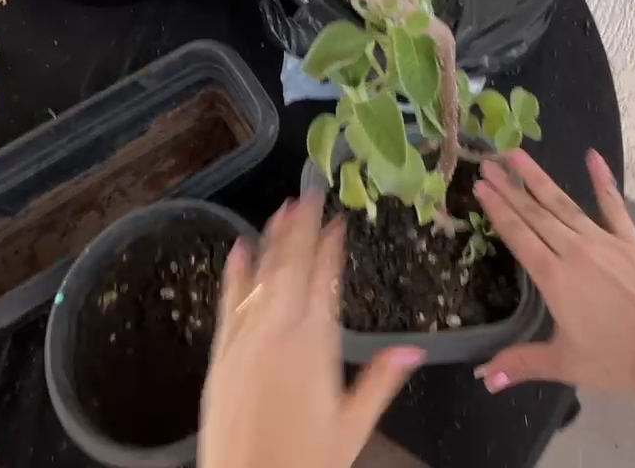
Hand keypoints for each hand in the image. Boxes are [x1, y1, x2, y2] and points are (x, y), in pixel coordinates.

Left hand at [198, 196, 425, 467]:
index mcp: (315, 344)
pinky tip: (238, 246)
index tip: (338, 218)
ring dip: (271, 239)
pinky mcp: (220, 353)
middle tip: (308, 192)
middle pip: (292, 266)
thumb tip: (415, 349)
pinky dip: (234, 272)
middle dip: (302, 228)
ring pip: (261, 276)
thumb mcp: (352, 427)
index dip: (331, 245)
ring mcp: (246, 338)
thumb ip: (380, 381)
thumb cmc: (306, 461)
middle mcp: (279, 331)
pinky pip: (228, 302)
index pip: (325, 280)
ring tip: (282, 208)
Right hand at [472, 149, 634, 403]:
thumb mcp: (566, 364)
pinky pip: (613, 206)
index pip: (518, 235)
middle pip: (534, 212)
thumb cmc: (619, 360)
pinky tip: (592, 156)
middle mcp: (573, 251)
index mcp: (554, 278)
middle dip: (508, 186)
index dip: (497, 209)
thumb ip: (522, 364)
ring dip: (538, 177)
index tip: (479, 185)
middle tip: (487, 161)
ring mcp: (603, 241)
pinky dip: (603, 180)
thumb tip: (483, 377)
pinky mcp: (630, 240)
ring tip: (516, 153)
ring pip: (563, 203)